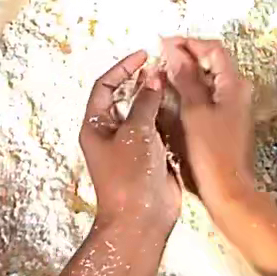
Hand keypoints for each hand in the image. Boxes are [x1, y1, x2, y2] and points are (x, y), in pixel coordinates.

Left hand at [80, 51, 180, 239]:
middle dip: (142, 80)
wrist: (141, 220)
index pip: (106, 86)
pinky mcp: (150, 154)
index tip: (143, 55)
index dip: (123, 67)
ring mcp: (131, 143)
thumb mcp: (136, 132)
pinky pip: (157, 127)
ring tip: (173, 79)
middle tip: (162, 65)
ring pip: (143, 111)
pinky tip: (180, 102)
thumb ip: (145, 101)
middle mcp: (111, 131)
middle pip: (124, 96)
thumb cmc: (130, 175)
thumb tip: (153, 76)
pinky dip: (167, 113)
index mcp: (96, 124)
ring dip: (156, 95)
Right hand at [161, 38, 256, 209]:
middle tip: (160, 56)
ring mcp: (233, 105)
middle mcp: (237, 90)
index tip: (163, 44)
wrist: (229, 192)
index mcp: (233, 84)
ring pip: (209, 78)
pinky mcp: (226, 119)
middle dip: (186, 55)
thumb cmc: (211, 151)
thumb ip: (185, 77)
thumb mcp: (194, 110)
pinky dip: (191, 89)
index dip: (188, 43)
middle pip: (212, 61)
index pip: (212, 49)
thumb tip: (174, 50)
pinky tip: (173, 94)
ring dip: (187, 72)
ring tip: (162, 72)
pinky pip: (208, 94)